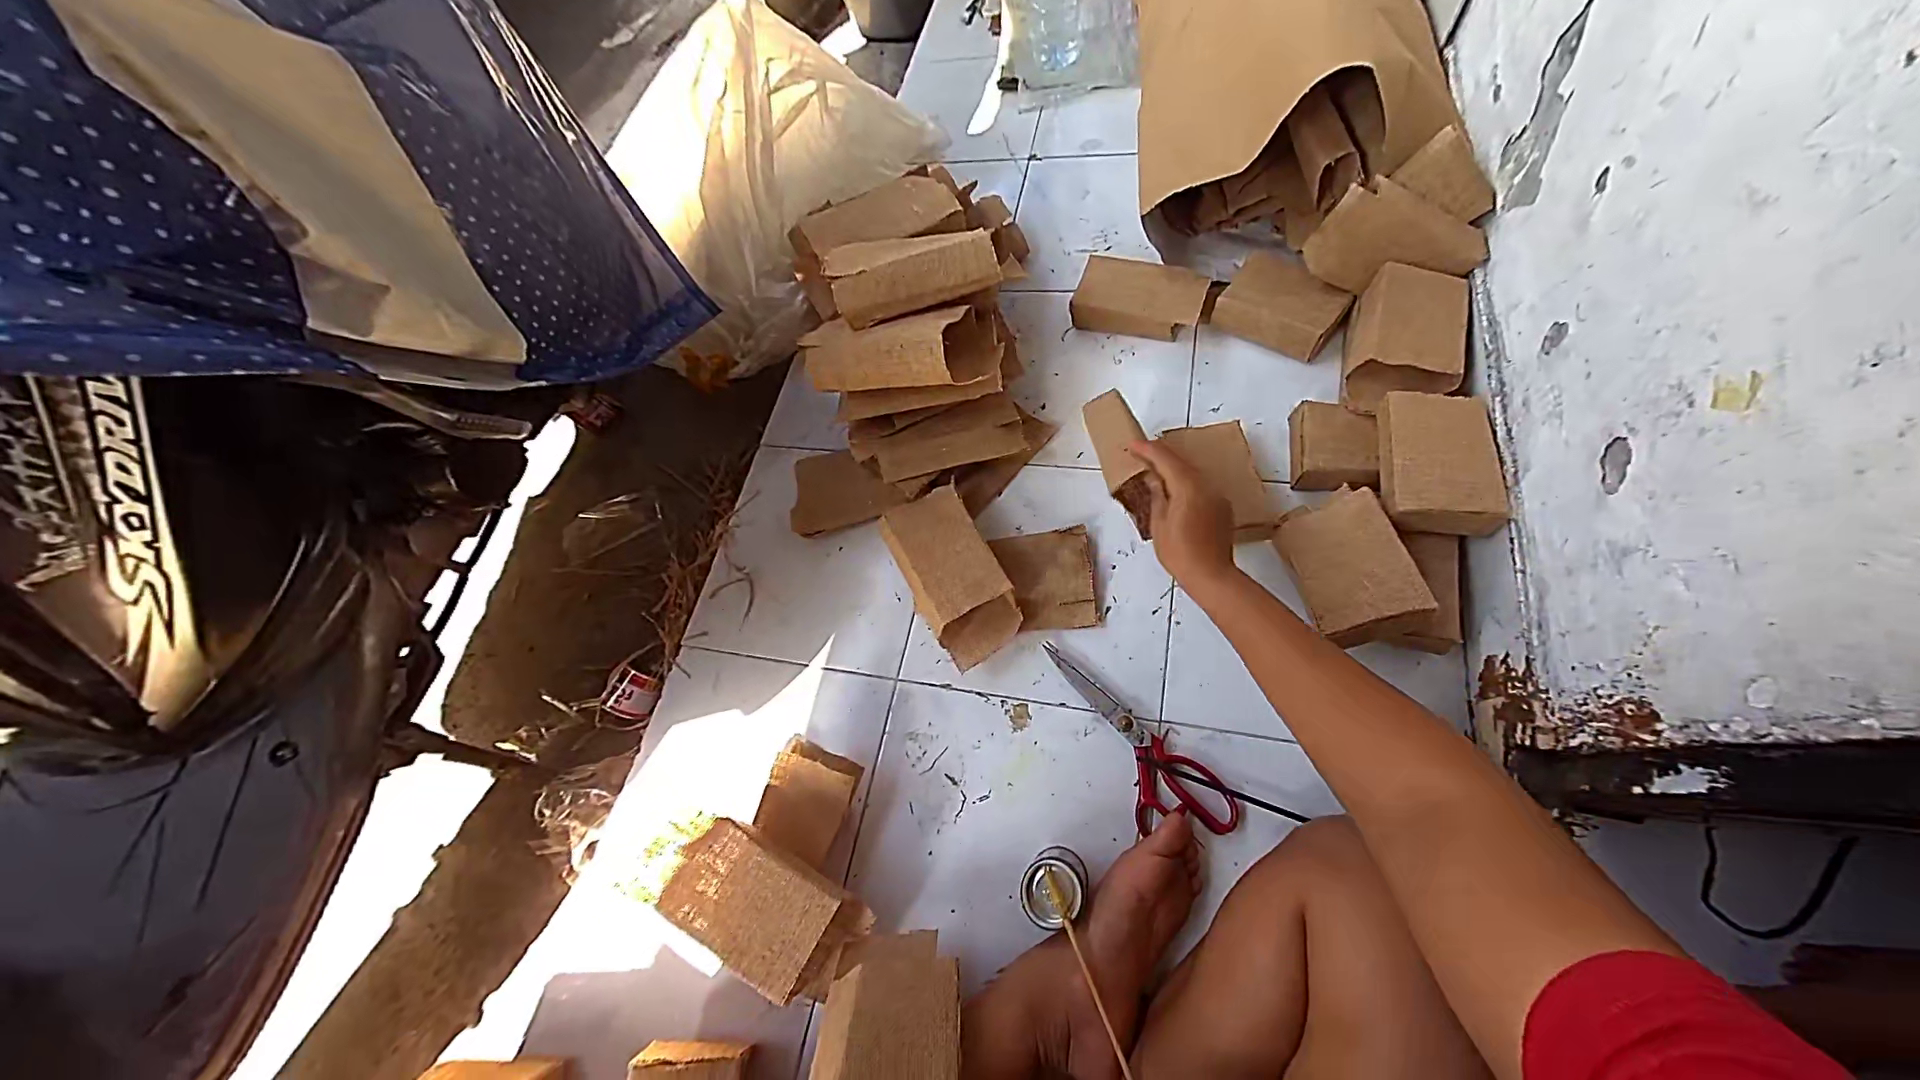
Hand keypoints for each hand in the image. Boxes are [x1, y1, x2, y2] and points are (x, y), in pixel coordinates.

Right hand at [1126, 439, 1234, 586]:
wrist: (1210, 575)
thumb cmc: (1180, 554)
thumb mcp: (1159, 524)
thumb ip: (1157, 495)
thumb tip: (1154, 479)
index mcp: (1188, 488)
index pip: (1166, 460)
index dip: (1148, 450)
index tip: (1133, 445)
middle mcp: (1207, 487)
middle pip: (1182, 462)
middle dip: (1161, 455)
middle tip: (1141, 453)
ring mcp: (1217, 497)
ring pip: (1193, 473)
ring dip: (1173, 468)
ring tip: (1155, 469)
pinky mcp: (1222, 508)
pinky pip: (1201, 486)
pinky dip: (1185, 482)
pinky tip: (1174, 489)